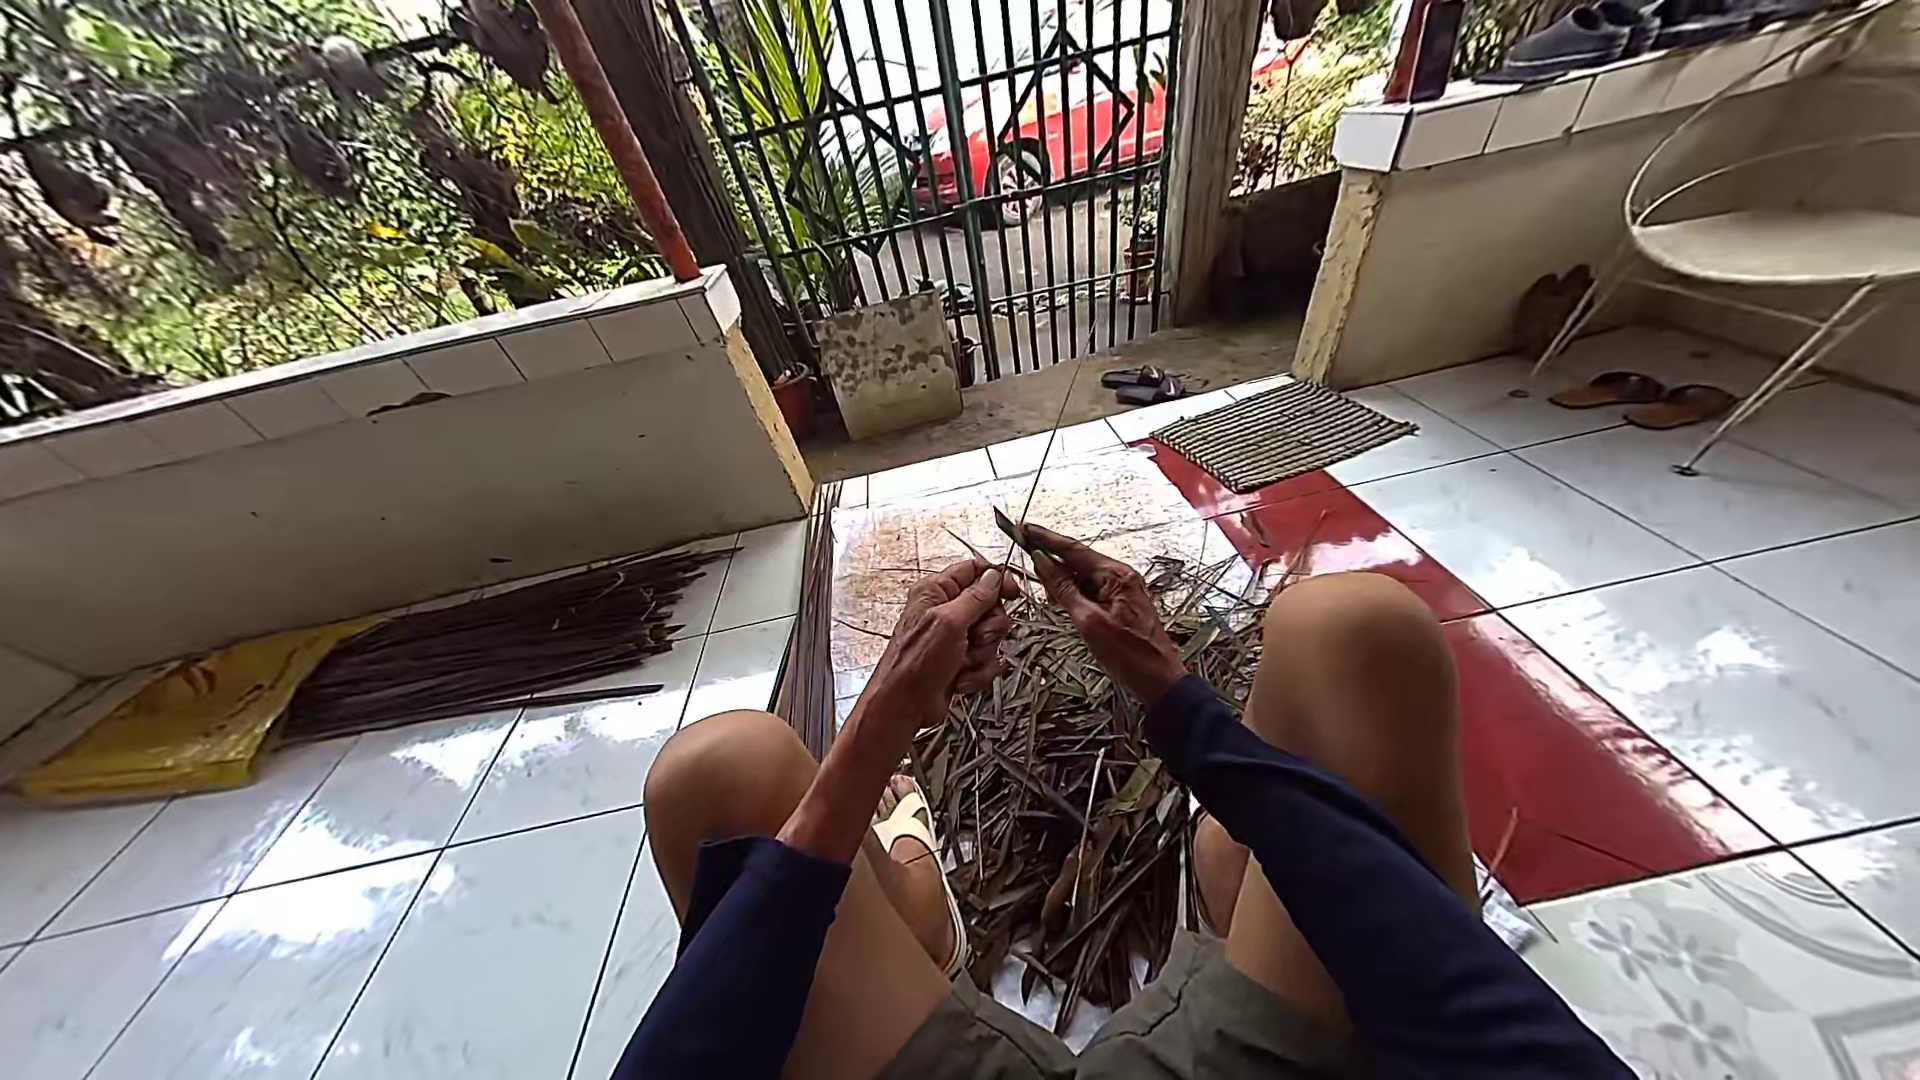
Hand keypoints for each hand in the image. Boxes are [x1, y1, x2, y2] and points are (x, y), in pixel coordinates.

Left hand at [854, 558, 1015, 741]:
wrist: (904, 705)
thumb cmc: (914, 663)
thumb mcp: (949, 622)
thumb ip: (976, 597)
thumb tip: (994, 576)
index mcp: (936, 591)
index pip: (974, 570)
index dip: (996, 579)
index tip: (1012, 592)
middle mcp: (945, 611)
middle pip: (990, 606)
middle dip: (989, 627)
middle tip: (974, 637)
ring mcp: (954, 637)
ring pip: (992, 636)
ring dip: (982, 653)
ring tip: (962, 661)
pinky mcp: (961, 660)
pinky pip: (987, 660)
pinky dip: (978, 672)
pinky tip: (960, 678)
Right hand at [1025, 523, 1187, 705]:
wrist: (1159, 681)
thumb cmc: (1129, 655)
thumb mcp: (1088, 621)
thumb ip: (1063, 588)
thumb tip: (1042, 562)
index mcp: (1116, 575)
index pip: (1074, 549)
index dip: (1046, 538)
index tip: (1024, 528)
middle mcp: (1120, 576)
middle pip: (1077, 560)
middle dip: (1051, 561)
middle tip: (1027, 562)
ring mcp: (1120, 589)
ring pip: (1081, 576)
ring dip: (1061, 580)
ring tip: (1046, 592)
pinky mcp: (1118, 602)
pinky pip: (1089, 589)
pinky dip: (1072, 593)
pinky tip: (1061, 601)